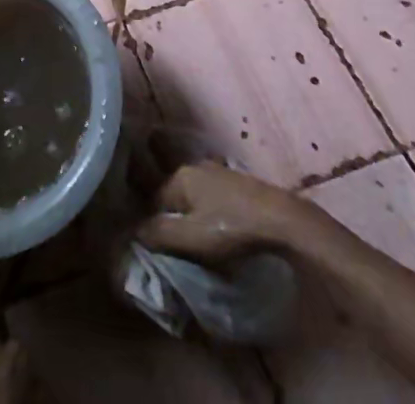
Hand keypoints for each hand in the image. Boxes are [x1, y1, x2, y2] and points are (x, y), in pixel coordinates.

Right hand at [136, 161, 328, 261]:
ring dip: (194, 214)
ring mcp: (219, 172)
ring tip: (202, 239)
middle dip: (174, 217)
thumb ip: (157, 234)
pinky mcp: (238, 183)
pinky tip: (221, 226)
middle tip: (182, 244)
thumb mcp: (189, 238)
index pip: (154, 201)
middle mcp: (196, 167)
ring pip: (194, 196)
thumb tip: (133, 231)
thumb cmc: (231, 228)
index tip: (162, 247)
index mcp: (180, 176)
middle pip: (174, 196)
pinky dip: (211, 211)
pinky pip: (213, 197)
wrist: (282, 220)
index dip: (155, 225)